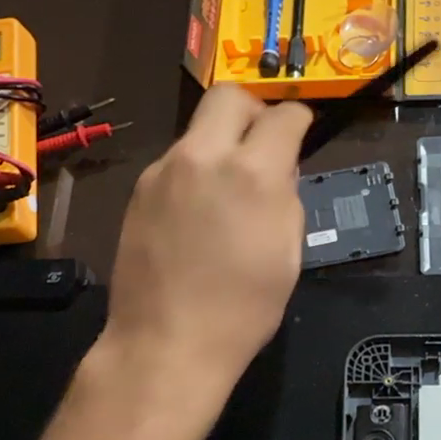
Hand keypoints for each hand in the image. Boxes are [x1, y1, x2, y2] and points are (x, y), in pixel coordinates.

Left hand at [104, 85, 312, 379]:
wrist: (167, 342)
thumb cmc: (242, 311)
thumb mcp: (287, 256)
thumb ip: (286, 200)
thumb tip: (280, 172)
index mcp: (253, 174)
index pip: (284, 116)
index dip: (299, 121)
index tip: (301, 135)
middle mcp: (204, 157)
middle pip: (228, 97)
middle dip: (253, 112)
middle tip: (263, 146)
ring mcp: (164, 171)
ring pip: (198, 132)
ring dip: (220, 147)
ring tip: (227, 195)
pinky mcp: (139, 191)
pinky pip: (175, 164)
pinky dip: (194, 174)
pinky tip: (197, 217)